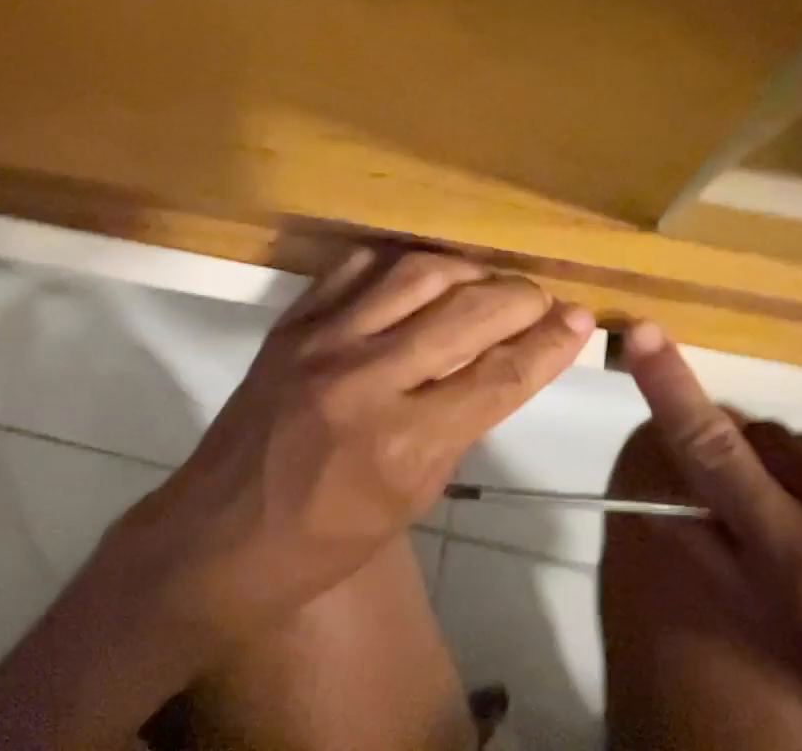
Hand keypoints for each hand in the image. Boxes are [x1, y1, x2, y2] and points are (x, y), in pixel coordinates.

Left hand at [126, 249, 594, 646]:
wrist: (220, 534)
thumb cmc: (326, 539)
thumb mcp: (413, 499)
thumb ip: (462, 425)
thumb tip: (507, 366)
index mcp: (405, 442)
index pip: (501, 374)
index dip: (551, 343)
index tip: (580, 321)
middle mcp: (368, 378)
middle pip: (469, 311)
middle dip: (520, 298)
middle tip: (540, 300)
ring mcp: (323, 341)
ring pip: (417, 273)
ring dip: (468, 269)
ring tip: (488, 281)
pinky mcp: (291, 322)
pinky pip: (357, 267)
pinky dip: (400, 262)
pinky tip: (422, 272)